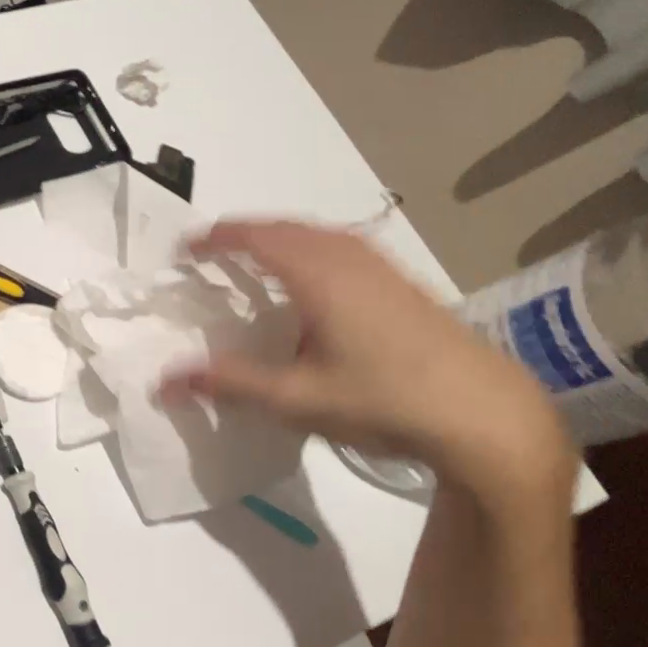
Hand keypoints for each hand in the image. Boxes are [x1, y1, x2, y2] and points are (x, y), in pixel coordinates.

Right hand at [161, 221, 574, 500]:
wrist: (485, 417)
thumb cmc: (384, 402)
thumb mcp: (294, 399)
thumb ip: (226, 384)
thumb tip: (162, 380)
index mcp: (323, 281)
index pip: (261, 240)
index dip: (218, 238)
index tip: (183, 248)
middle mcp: (355, 265)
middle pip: (293, 229)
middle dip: (247, 233)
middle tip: (210, 251)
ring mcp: (387, 274)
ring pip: (325, 236)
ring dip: (283, 238)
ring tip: (252, 259)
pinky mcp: (406, 290)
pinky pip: (348, 250)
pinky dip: (312, 251)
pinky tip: (310, 283)